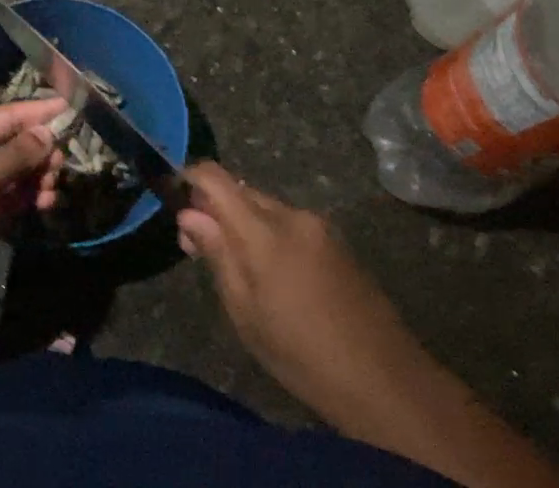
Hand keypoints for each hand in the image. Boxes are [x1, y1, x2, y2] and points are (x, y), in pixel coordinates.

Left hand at [0, 98, 66, 320]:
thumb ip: (15, 155)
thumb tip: (45, 132)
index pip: (3, 116)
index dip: (36, 113)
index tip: (71, 107)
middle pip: (11, 144)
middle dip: (39, 151)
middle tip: (62, 163)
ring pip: (14, 173)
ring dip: (36, 178)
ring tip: (52, 189)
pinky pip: (10, 198)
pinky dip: (28, 198)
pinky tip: (45, 202)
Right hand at [176, 162, 422, 402]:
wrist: (385, 380)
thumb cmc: (300, 353)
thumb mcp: (244, 311)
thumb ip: (216, 254)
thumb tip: (188, 215)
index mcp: (264, 230)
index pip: (216, 178)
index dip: (189, 180)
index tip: (173, 203)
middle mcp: (293, 216)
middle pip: (240, 191)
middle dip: (214, 209)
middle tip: (198, 249)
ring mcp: (320, 227)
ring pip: (265, 207)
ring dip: (242, 223)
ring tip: (234, 267)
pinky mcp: (337, 243)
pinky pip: (289, 223)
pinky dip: (269, 234)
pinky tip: (271, 276)